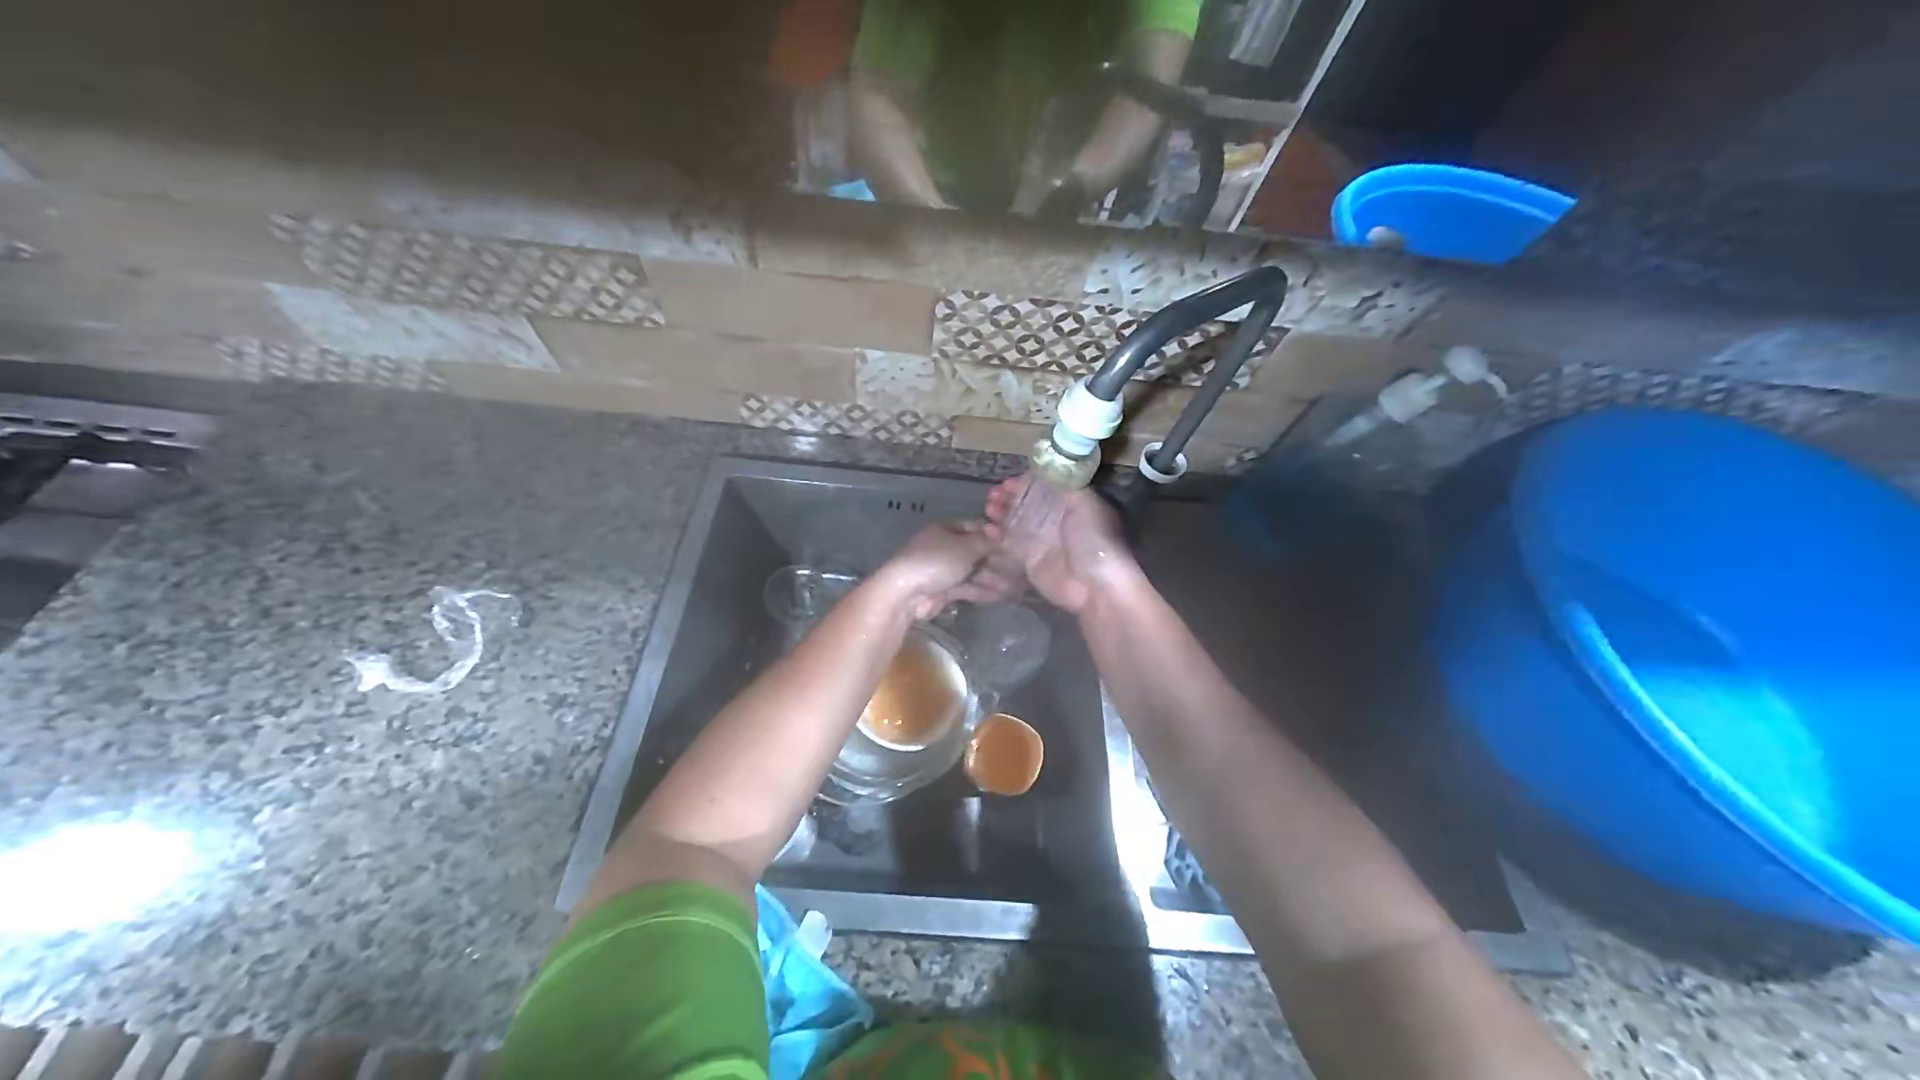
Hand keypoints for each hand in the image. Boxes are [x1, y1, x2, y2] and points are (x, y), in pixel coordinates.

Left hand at [872, 521, 1006, 620]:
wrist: (906, 594)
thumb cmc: (937, 561)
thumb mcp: (966, 546)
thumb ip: (986, 541)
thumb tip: (1002, 533)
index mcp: (945, 529)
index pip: (975, 527)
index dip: (994, 535)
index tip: (1015, 543)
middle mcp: (944, 547)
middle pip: (975, 551)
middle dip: (996, 559)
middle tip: (1019, 566)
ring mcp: (942, 570)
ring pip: (972, 571)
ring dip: (992, 577)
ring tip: (1016, 585)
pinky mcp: (942, 590)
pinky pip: (967, 587)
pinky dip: (982, 590)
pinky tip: (1002, 595)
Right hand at [984, 477, 1138, 613]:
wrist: (1094, 586)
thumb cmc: (1093, 540)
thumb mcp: (1085, 503)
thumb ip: (1064, 486)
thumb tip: (1045, 471)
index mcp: (1072, 504)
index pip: (1043, 487)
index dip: (1025, 483)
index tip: (1008, 483)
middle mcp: (1056, 520)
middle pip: (1026, 503)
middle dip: (1009, 497)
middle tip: (993, 496)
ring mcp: (1042, 540)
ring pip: (1015, 521)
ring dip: (1001, 513)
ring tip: (989, 509)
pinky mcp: (1030, 559)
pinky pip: (1010, 543)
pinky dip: (997, 535)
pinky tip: (988, 529)